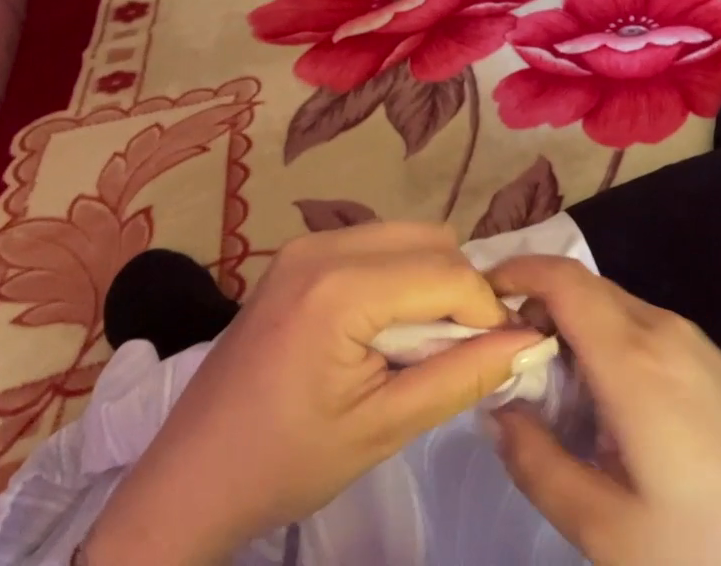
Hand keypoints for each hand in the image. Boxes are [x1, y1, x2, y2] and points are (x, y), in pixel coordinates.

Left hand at [83, 223, 542, 563]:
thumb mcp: (385, 427)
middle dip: (461, 292)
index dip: (487, 313)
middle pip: (434, 243)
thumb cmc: (286, 463)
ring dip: (433, 283)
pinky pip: (377, 246)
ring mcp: (305, 246)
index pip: (450, 274)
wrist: (189, 482)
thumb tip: (531, 336)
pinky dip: (401, 278)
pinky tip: (386, 331)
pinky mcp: (297, 258)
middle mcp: (323, 247)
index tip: (495, 357)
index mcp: (340, 288)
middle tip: (456, 354)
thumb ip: (464, 375)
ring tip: (421, 347)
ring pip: (409, 238)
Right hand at [488, 256, 720, 564]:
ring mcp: (693, 342)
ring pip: (614, 308)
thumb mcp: (606, 525)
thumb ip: (539, 464)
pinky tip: (598, 401)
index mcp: (632, 358)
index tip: (476, 296)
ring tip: (540, 384)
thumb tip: (498, 413)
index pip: (563, 280)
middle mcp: (662, 330)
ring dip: (570, 327)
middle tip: (495, 353)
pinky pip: (642, 329)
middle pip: (585, 289)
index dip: (515, 271)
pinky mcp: (711, 361)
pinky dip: (603, 342)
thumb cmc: (708, 540)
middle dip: (534, 305)